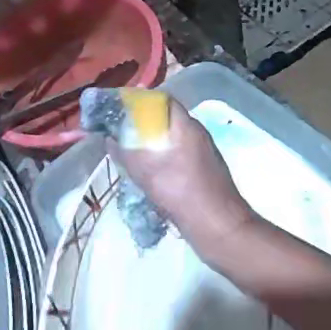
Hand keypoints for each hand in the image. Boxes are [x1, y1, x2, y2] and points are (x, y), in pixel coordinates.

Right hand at [108, 99, 256, 250]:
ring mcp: (202, 154)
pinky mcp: (203, 172)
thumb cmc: (184, 194)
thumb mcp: (148, 172)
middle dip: (141, 126)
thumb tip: (110, 137)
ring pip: (171, 141)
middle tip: (119, 136)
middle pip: (165, 120)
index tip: (118, 112)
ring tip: (128, 157)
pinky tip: (148, 176)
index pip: (162, 101)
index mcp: (187, 126)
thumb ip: (126, 152)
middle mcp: (197, 135)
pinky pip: (177, 157)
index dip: (139, 103)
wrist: (220, 228)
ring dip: (150, 146)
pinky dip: (161, 161)